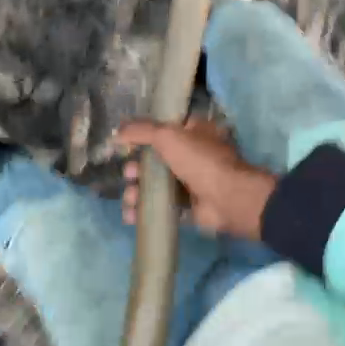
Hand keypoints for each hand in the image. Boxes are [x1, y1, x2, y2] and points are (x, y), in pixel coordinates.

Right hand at [116, 119, 277, 241]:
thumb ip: (141, 130)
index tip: (125, 145)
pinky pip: (160, 207)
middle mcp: (193, 155)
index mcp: (194, 132)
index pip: (164, 130)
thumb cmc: (199, 160)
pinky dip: (144, 211)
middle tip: (130, 175)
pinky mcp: (188, 207)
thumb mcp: (168, 135)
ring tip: (131, 199)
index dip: (144, 137)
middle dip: (136, 169)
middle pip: (155, 160)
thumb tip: (117, 132)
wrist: (227, 198)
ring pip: (155, 185)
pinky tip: (132, 215)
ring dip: (137, 191)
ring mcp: (190, 182)